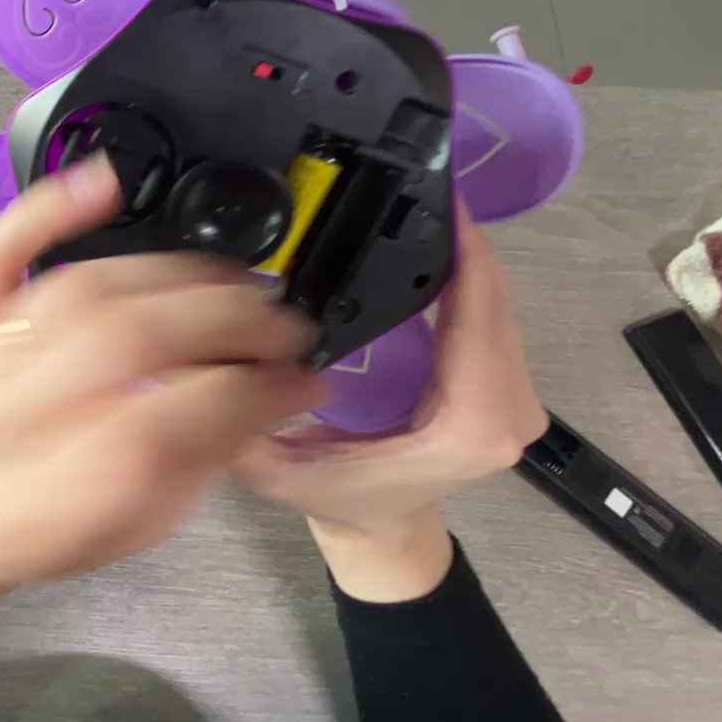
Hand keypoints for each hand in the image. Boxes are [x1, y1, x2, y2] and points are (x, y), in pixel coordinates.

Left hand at [0, 155, 321, 616]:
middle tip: (279, 326)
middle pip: (123, 342)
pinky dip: (47, 210)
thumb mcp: (132, 530)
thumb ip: (201, 462)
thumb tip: (274, 391)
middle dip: (226, 323)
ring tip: (233, 285)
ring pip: (81, 291)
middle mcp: (10, 419)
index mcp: (55, 497)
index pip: (163, 426)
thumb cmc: (43, 532)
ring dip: (175, 275)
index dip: (248, 393)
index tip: (298, 379)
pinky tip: (102, 184)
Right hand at [231, 209, 546, 598]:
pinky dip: (471, 283)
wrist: (379, 529)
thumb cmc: (336, 502)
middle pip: (497, 308)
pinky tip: (436, 253)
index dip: (469, 264)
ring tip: (429, 211)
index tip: (446, 211)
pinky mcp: (504, 391)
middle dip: (465, 246)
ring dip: (470, 259)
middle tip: (425, 192)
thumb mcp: (276, 470)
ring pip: (501, 311)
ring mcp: (514, 402)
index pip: (480, 328)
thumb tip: (208, 357)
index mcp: (464, 430)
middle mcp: (505, 414)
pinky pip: (492, 324)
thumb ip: (245, 422)